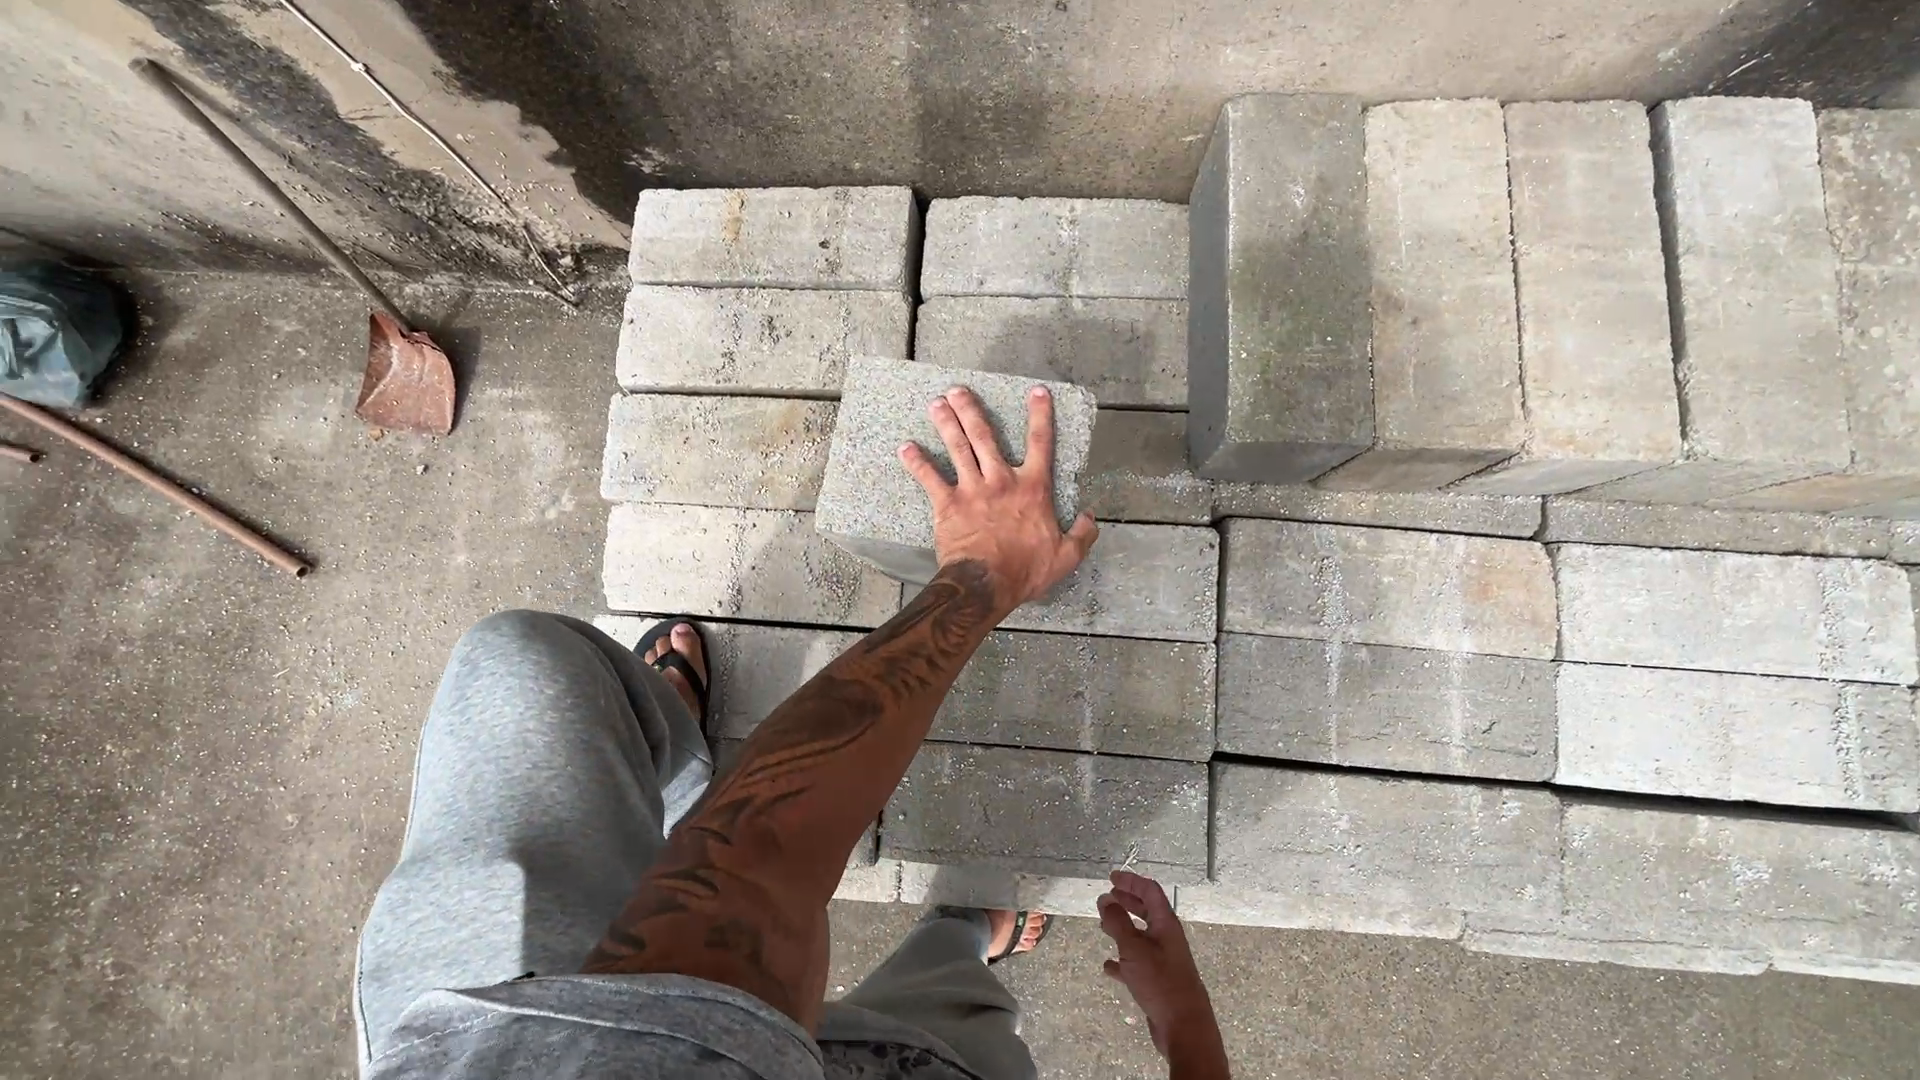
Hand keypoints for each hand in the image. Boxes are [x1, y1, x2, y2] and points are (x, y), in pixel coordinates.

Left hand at [899, 385, 1097, 615]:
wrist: (986, 584)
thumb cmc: (1025, 571)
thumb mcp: (1066, 556)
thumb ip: (1082, 534)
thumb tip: (1089, 517)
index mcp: (1032, 489)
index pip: (1040, 444)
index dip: (1041, 415)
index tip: (1037, 392)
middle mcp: (1001, 481)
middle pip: (985, 436)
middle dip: (971, 409)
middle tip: (958, 390)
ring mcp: (972, 490)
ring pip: (958, 447)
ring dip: (946, 423)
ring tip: (936, 403)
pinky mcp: (948, 504)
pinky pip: (929, 478)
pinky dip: (917, 462)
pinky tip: (905, 448)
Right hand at [1098, 871, 1227, 1075]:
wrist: (1184, 1028)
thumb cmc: (1160, 982)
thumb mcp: (1134, 948)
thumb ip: (1118, 922)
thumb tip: (1105, 899)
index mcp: (1166, 924)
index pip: (1150, 892)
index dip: (1131, 881)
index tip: (1112, 877)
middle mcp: (1167, 938)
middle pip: (1147, 911)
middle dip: (1128, 902)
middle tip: (1108, 896)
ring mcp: (1164, 960)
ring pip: (1141, 936)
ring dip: (1123, 928)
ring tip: (1103, 926)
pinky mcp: (1158, 982)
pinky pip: (1137, 963)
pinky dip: (1123, 960)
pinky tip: (1108, 966)